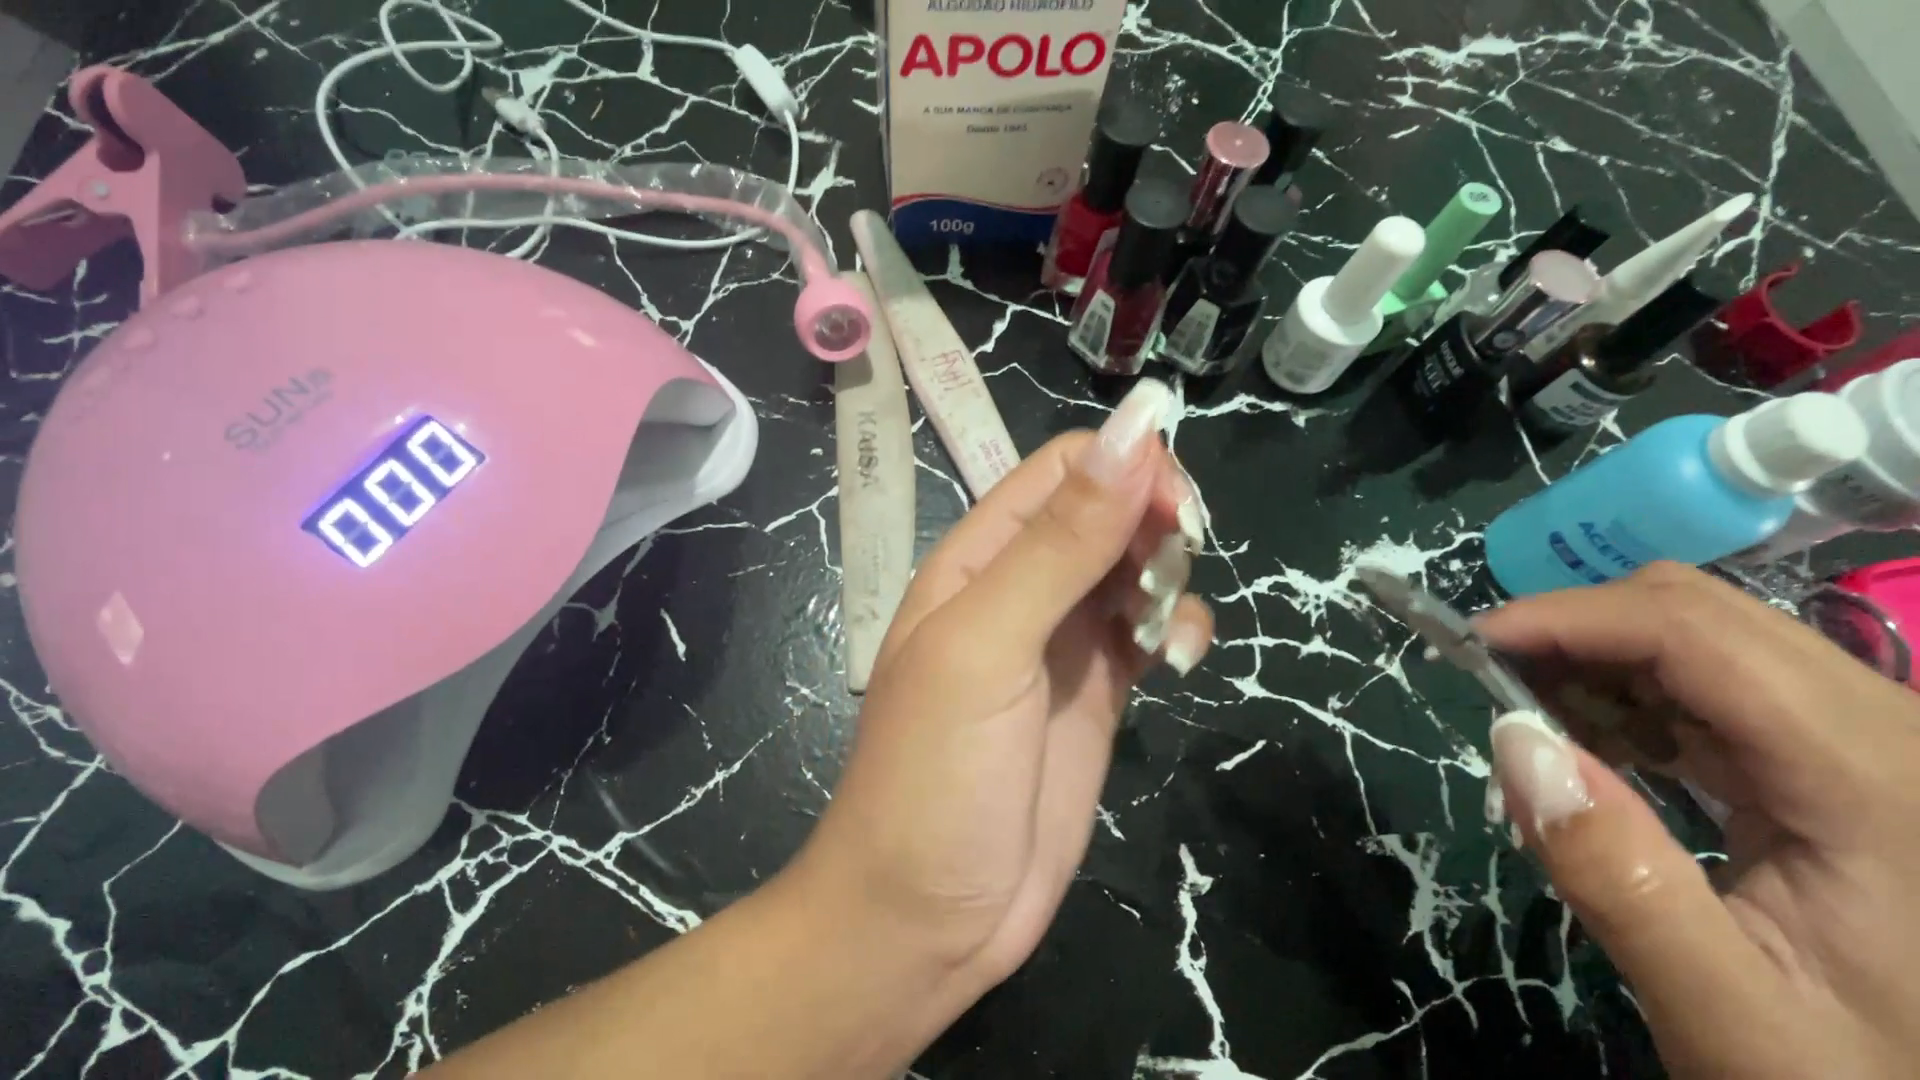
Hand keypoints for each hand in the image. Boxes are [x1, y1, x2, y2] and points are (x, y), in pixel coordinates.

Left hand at [795, 379, 1213, 999]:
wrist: (925, 918)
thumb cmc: (936, 777)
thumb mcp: (988, 647)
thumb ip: (1057, 545)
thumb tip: (1132, 432)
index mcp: (978, 558)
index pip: (1064, 469)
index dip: (1127, 469)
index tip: (1176, 515)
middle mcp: (1020, 587)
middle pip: (1110, 510)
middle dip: (1157, 524)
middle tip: (1173, 574)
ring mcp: (1060, 642)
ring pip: (1136, 567)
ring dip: (1171, 578)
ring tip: (1171, 636)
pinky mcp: (1097, 693)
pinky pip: (1149, 630)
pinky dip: (1177, 628)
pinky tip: (1183, 660)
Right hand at [1477, 562, 1919, 1078]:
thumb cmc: (1847, 1071)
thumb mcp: (1727, 1010)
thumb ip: (1618, 879)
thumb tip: (1511, 741)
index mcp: (1879, 780)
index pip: (1700, 635)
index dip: (1572, 618)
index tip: (1469, 644)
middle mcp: (1891, 732)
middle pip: (1705, 613)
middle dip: (1577, 630)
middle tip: (1490, 681)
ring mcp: (1873, 739)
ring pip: (1710, 636)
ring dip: (1600, 658)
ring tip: (1532, 715)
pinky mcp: (1843, 756)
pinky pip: (1720, 682)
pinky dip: (1634, 691)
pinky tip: (1599, 742)